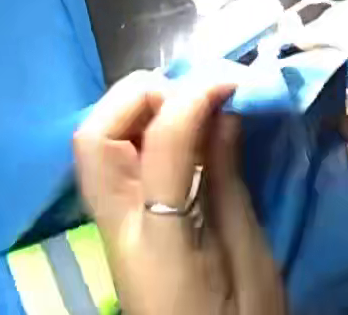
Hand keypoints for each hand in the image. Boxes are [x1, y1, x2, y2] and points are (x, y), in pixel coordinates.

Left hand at [74, 73, 286, 314]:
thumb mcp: (252, 266)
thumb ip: (230, 184)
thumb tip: (224, 110)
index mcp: (158, 248)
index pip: (159, 146)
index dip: (194, 97)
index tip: (233, 81)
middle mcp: (118, 229)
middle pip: (96, 136)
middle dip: (146, 93)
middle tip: (200, 94)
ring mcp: (109, 225)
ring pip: (96, 137)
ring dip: (143, 102)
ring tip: (195, 104)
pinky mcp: (117, 221)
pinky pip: (115, 151)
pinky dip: (145, 121)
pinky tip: (184, 126)